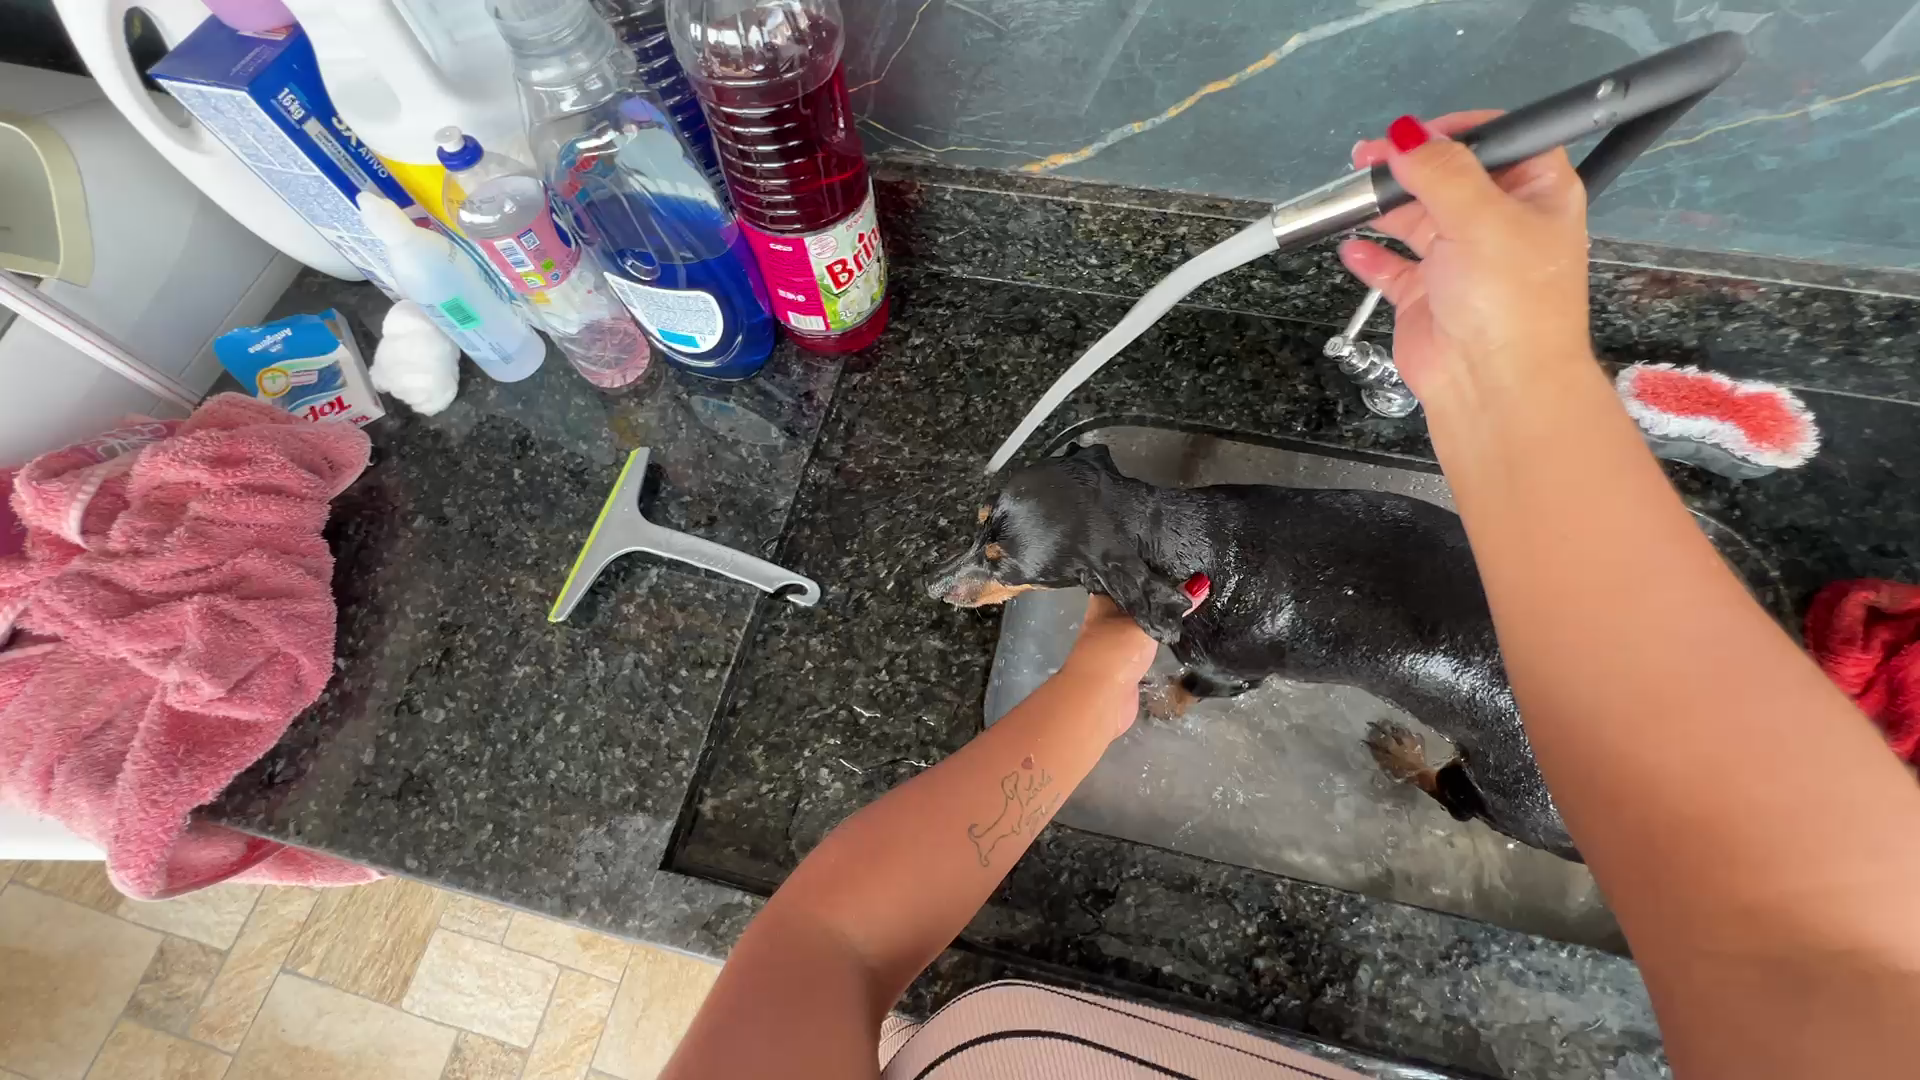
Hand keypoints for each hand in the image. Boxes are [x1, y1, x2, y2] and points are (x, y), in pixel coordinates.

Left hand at [1062, 576, 1208, 736]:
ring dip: (1158, 620)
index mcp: (1104, 600)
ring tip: (1188, 604)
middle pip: (1135, 602)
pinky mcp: (1127, 665)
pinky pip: (1147, 646)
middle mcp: (1107, 619)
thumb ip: (1170, 605)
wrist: (1099, 699)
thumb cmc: (1115, 651)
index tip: (1173, 561)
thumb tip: (1201, 583)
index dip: (1147, 569)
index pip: (1127, 577)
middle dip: (1156, 596)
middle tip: (1190, 582)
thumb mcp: (1146, 622)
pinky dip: (1159, 642)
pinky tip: (1177, 633)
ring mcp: (1116, 643)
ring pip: (1141, 626)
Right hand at [1340, 113, 1592, 406]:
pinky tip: (1350, 247)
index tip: (1411, 135)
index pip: (1499, 142)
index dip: (1455, 132)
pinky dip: (1369, 256)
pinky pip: (1391, 267)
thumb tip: (1404, 136)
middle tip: (1364, 159)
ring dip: (1383, 207)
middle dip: (1406, 168)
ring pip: (1415, 220)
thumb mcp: (1481, 219)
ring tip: (1348, 197)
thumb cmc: (1505, 296)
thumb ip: (1440, 173)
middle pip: (1446, 180)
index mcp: (1534, 193)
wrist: (1490, 380)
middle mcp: (1496, 222)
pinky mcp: (1423, 295)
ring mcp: (1457, 261)